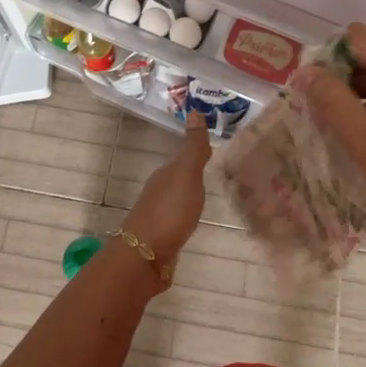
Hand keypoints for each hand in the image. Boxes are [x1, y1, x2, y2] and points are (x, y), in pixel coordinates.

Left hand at [119, 114, 211, 284]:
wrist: (145, 256)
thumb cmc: (169, 211)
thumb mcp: (186, 175)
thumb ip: (193, 147)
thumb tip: (194, 110)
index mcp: (167, 174)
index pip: (185, 155)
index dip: (199, 148)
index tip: (216, 143)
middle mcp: (161, 190)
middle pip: (181, 175)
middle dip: (196, 169)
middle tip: (220, 165)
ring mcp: (161, 214)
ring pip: (180, 196)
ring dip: (192, 192)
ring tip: (212, 190)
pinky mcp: (164, 236)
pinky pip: (180, 216)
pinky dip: (189, 212)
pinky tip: (196, 218)